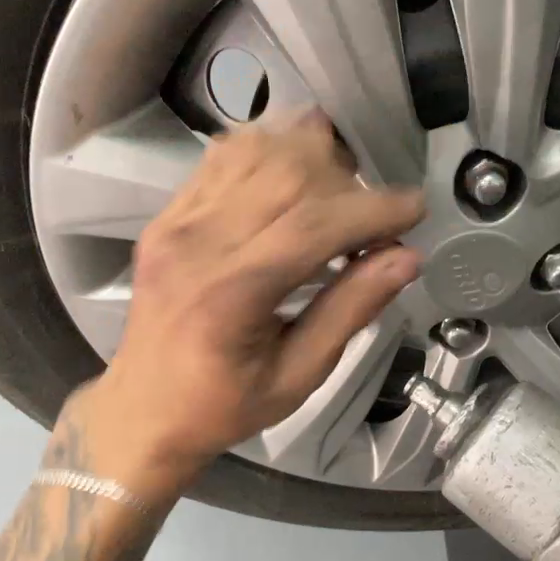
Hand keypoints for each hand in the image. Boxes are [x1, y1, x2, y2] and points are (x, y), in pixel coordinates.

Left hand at [50, 114, 425, 501]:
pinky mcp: (167, 214)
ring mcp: (176, 222)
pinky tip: (296, 170)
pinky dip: (269, 151)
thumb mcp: (299, 376)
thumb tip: (406, 258)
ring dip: (310, 156)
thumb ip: (349, 311)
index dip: (372, 209)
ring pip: (255, 153)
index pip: (313, 225)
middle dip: (347, 182)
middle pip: (286, 175)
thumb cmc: (224, 406)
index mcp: (231, 295)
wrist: (145, 409)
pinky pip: (222, 158)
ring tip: (342, 188)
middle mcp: (197, 244)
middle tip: (375, 214)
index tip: (415, 208)